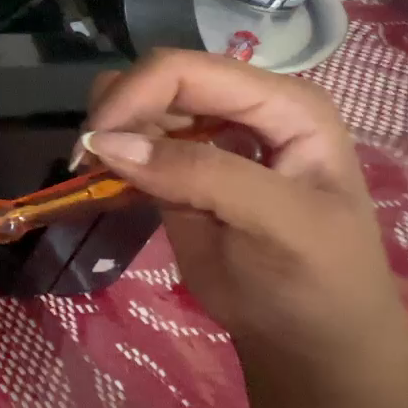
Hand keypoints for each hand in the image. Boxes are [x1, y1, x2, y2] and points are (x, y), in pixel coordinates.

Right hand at [77, 49, 407, 360]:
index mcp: (284, 105)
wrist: (308, 337)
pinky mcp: (175, 160)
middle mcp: (243, 106)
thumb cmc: (318, 280)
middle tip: (90, 164)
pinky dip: (106, 151)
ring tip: (99, 173)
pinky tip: (106, 180)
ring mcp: (208, 132)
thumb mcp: (281, 225)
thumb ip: (202, 175)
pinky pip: (126, 133)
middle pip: (153, 80)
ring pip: (133, 101)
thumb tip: (103, 143)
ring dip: (107, 133)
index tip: (95, 147)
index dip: (133, 98)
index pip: (185, 71)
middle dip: (114, 115)